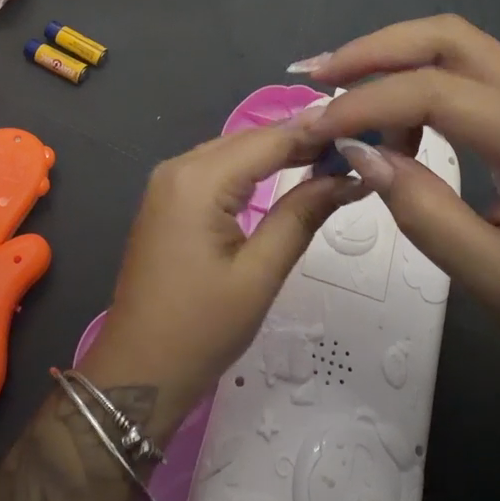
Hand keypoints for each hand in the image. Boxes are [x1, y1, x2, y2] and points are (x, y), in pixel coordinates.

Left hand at [78, 121, 366, 438]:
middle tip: (353, 146)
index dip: (315, 133)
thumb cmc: (200, 329)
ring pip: (232, 151)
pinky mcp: (168, 201)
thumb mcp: (259, 274)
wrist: (138, 371)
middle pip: (248, 140)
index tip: (361, 129)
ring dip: (277, 152)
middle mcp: (177, 168)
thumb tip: (346, 179)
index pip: (267, 140)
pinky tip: (285, 173)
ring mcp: (168, 183)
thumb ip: (301, 216)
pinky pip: (216, 170)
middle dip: (299, 139)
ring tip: (330, 157)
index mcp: (197, 181)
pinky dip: (252, 168)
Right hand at [295, 15, 499, 377]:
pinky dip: (412, 80)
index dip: (370, 103)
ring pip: (453, 43)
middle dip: (375, 49)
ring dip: (390, 57)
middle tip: (318, 76)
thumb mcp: (493, 279)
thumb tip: (359, 154)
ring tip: (340, 97)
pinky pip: (462, 69)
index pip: (441, 93)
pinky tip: (389, 125)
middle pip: (449, 38)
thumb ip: (424, 213)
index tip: (317, 127)